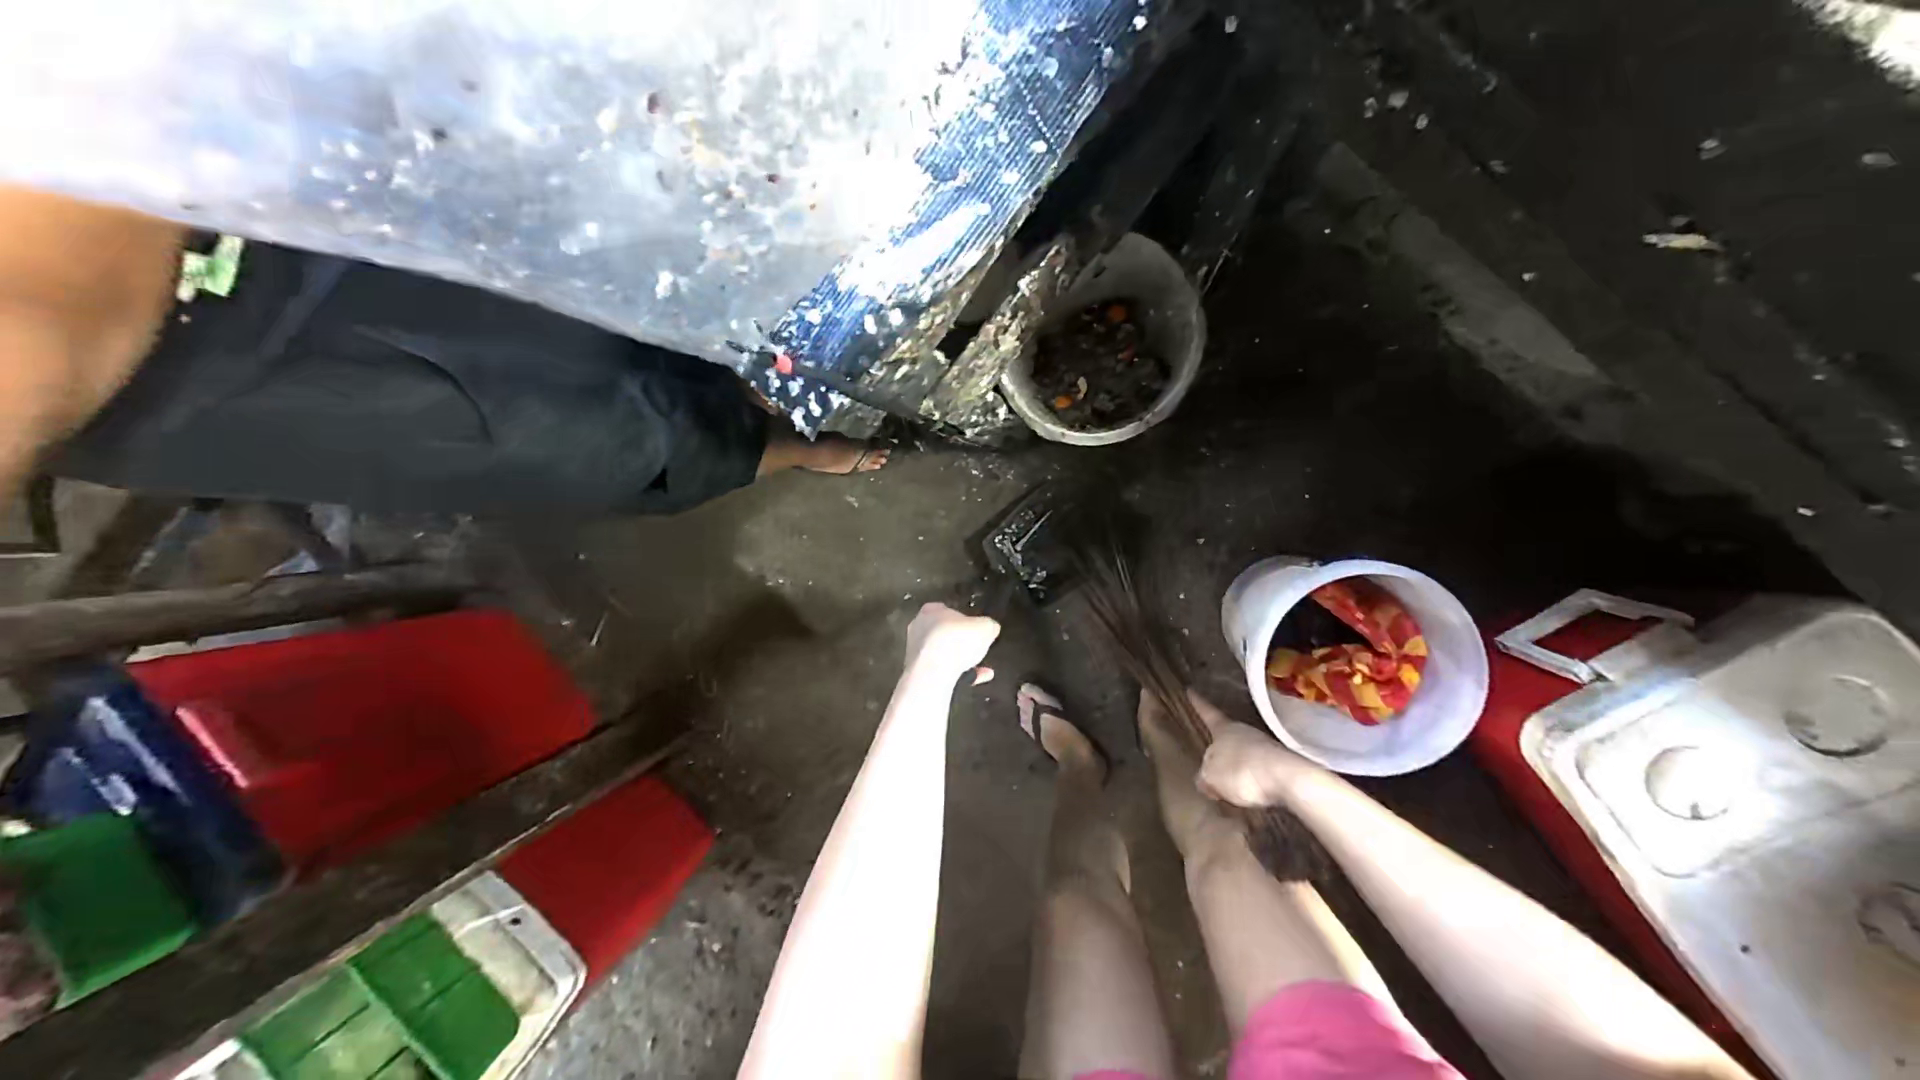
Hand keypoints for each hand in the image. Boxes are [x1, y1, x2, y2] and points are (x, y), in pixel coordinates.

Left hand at [902, 602, 999, 677]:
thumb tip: (990, 627)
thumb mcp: (985, 627)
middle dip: (959, 641)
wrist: (934, 671)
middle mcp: (918, 630)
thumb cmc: (956, 640)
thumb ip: (988, 626)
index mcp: (930, 611)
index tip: (973, 627)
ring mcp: (916, 652)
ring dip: (959, 660)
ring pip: (942, 654)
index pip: (946, 610)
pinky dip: (957, 676)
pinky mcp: (918, 672)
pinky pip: (942, 672)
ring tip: (978, 665)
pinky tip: (974, 679)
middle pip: (943, 633)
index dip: (962, 619)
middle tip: (975, 646)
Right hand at [1191, 691, 1326, 808]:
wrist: (1289, 780)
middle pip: (1227, 737)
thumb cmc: (1242, 771)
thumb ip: (1203, 776)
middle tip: (1210, 762)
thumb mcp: (1210, 777)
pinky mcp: (1281, 764)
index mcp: (1224, 729)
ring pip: (1244, 754)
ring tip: (1230, 786)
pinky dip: (1253, 780)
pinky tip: (1251, 794)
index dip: (1198, 704)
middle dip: (1219, 748)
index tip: (1191, 690)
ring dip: (1237, 767)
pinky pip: (1259, 770)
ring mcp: (1266, 746)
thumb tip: (1205, 780)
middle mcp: (1245, 732)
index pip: (1207, 713)